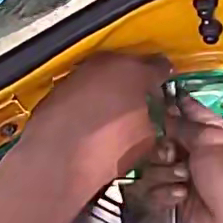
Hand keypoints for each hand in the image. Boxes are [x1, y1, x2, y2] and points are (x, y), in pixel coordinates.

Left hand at [2, 53, 171, 208]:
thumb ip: (154, 118)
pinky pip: (84, 89)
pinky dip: (90, 99)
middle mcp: (106, 63)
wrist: (57, 159)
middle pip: (130, 66)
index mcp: (135, 71)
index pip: (159, 66)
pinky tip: (92, 122)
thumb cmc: (105, 148)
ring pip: (104, 76)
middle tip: (141, 105)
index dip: (165, 81)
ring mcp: (80, 73)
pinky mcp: (59, 87)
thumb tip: (151, 117)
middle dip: (136, 83)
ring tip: (114, 117)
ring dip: (111, 90)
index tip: (165, 91)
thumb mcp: (145, 138)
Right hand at [133, 94, 222, 222]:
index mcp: (207, 131)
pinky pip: (153, 190)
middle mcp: (192, 151)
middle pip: (160, 141)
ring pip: (153, 167)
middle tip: (172, 156)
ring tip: (184, 181)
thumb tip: (168, 109)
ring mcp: (181, 175)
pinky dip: (166, 193)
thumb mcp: (208, 141)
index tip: (155, 103)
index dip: (170, 106)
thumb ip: (183, 125)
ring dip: (166, 174)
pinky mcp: (173, 197)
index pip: (185, 110)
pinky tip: (181, 196)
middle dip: (163, 150)